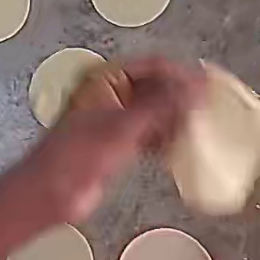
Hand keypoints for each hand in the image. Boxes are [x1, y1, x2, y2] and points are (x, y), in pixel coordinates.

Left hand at [16, 57, 203, 222]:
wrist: (51, 194)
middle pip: (158, 88)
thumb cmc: (75, 156)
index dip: (182, 73)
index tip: (208, 84)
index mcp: (107, 78)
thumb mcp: (123, 127)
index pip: (154, 65)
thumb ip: (162, 106)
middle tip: (208, 109)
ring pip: (157, 112)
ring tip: (199, 129)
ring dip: (177, 120)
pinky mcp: (121, 143)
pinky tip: (182, 147)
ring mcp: (117, 119)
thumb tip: (196, 88)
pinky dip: (167, 139)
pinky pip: (152, 134)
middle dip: (182, 98)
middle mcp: (113, 94)